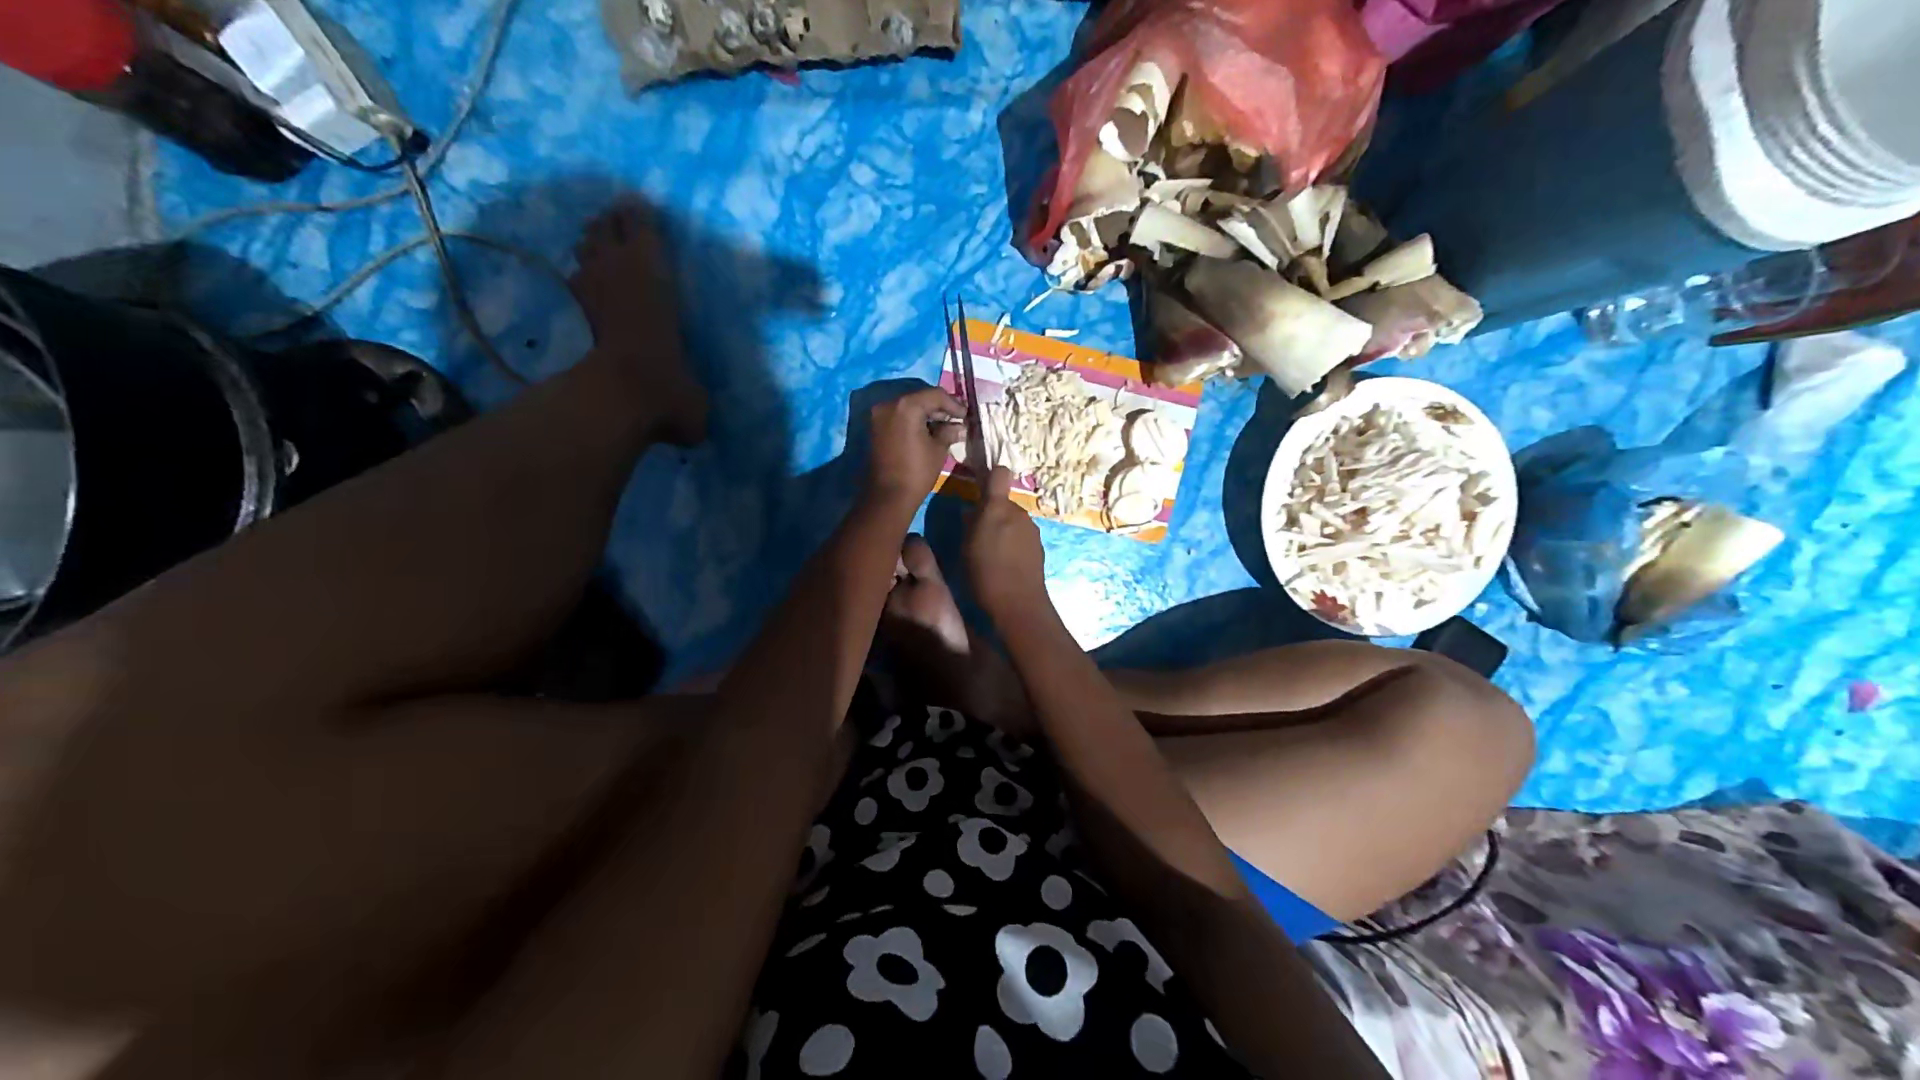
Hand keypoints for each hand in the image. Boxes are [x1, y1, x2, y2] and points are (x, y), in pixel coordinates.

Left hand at [866, 385, 964, 509]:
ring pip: (908, 406)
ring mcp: (879, 415)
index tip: (966, 415)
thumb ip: (948, 431)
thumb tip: (959, 426)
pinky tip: (928, 430)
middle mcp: (889, 404)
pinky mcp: (875, 427)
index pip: (935, 395)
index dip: (953, 404)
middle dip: (939, 407)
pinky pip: (898, 415)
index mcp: (906, 406)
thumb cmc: (917, 472)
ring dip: (926, 413)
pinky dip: (913, 419)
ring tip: (944, 425)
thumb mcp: (938, 449)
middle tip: (956, 418)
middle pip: (920, 397)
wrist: (888, 496)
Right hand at [966, 466, 1047, 619]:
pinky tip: (1005, 564)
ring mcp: (1032, 530)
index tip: (980, 488)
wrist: (1017, 603)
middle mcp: (1019, 513)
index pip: (1000, 474)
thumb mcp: (965, 547)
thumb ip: (970, 524)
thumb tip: (972, 511)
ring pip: (1014, 521)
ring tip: (991, 554)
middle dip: (993, 513)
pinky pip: (1022, 537)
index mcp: (997, 508)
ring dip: (1004, 530)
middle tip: (978, 535)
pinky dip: (1013, 544)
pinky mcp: (1039, 548)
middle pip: (1004, 503)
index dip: (991, 477)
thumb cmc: (984, 573)